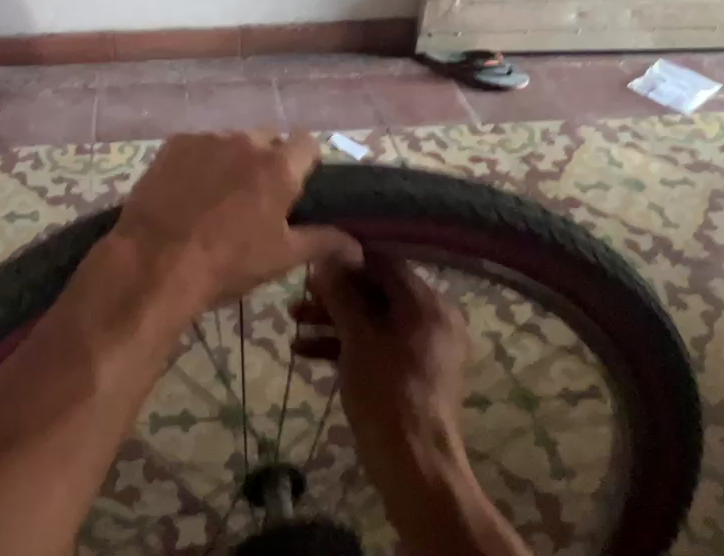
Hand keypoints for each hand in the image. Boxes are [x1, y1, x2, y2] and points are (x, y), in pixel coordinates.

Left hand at [109, 131, 360, 315]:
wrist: (156, 261)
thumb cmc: (228, 262)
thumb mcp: (281, 257)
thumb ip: (323, 242)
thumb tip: (359, 248)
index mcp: (279, 166)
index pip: (307, 143)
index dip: (305, 162)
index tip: (298, 186)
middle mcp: (246, 142)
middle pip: (267, 139)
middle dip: (267, 160)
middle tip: (257, 197)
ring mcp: (207, 139)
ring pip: (231, 142)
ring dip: (232, 160)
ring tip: (218, 197)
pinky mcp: (174, 144)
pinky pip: (197, 145)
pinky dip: (199, 162)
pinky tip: (188, 192)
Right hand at [293, 254, 470, 455]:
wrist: (413, 465)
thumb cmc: (386, 392)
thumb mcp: (357, 338)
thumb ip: (341, 294)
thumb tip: (326, 258)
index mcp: (427, 304)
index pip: (384, 263)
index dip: (346, 261)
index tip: (312, 262)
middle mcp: (430, 320)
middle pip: (376, 292)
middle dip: (334, 295)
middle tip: (298, 296)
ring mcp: (421, 348)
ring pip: (372, 320)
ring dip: (332, 320)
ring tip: (293, 323)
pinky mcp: (409, 373)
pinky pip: (375, 345)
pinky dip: (344, 344)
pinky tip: (304, 351)